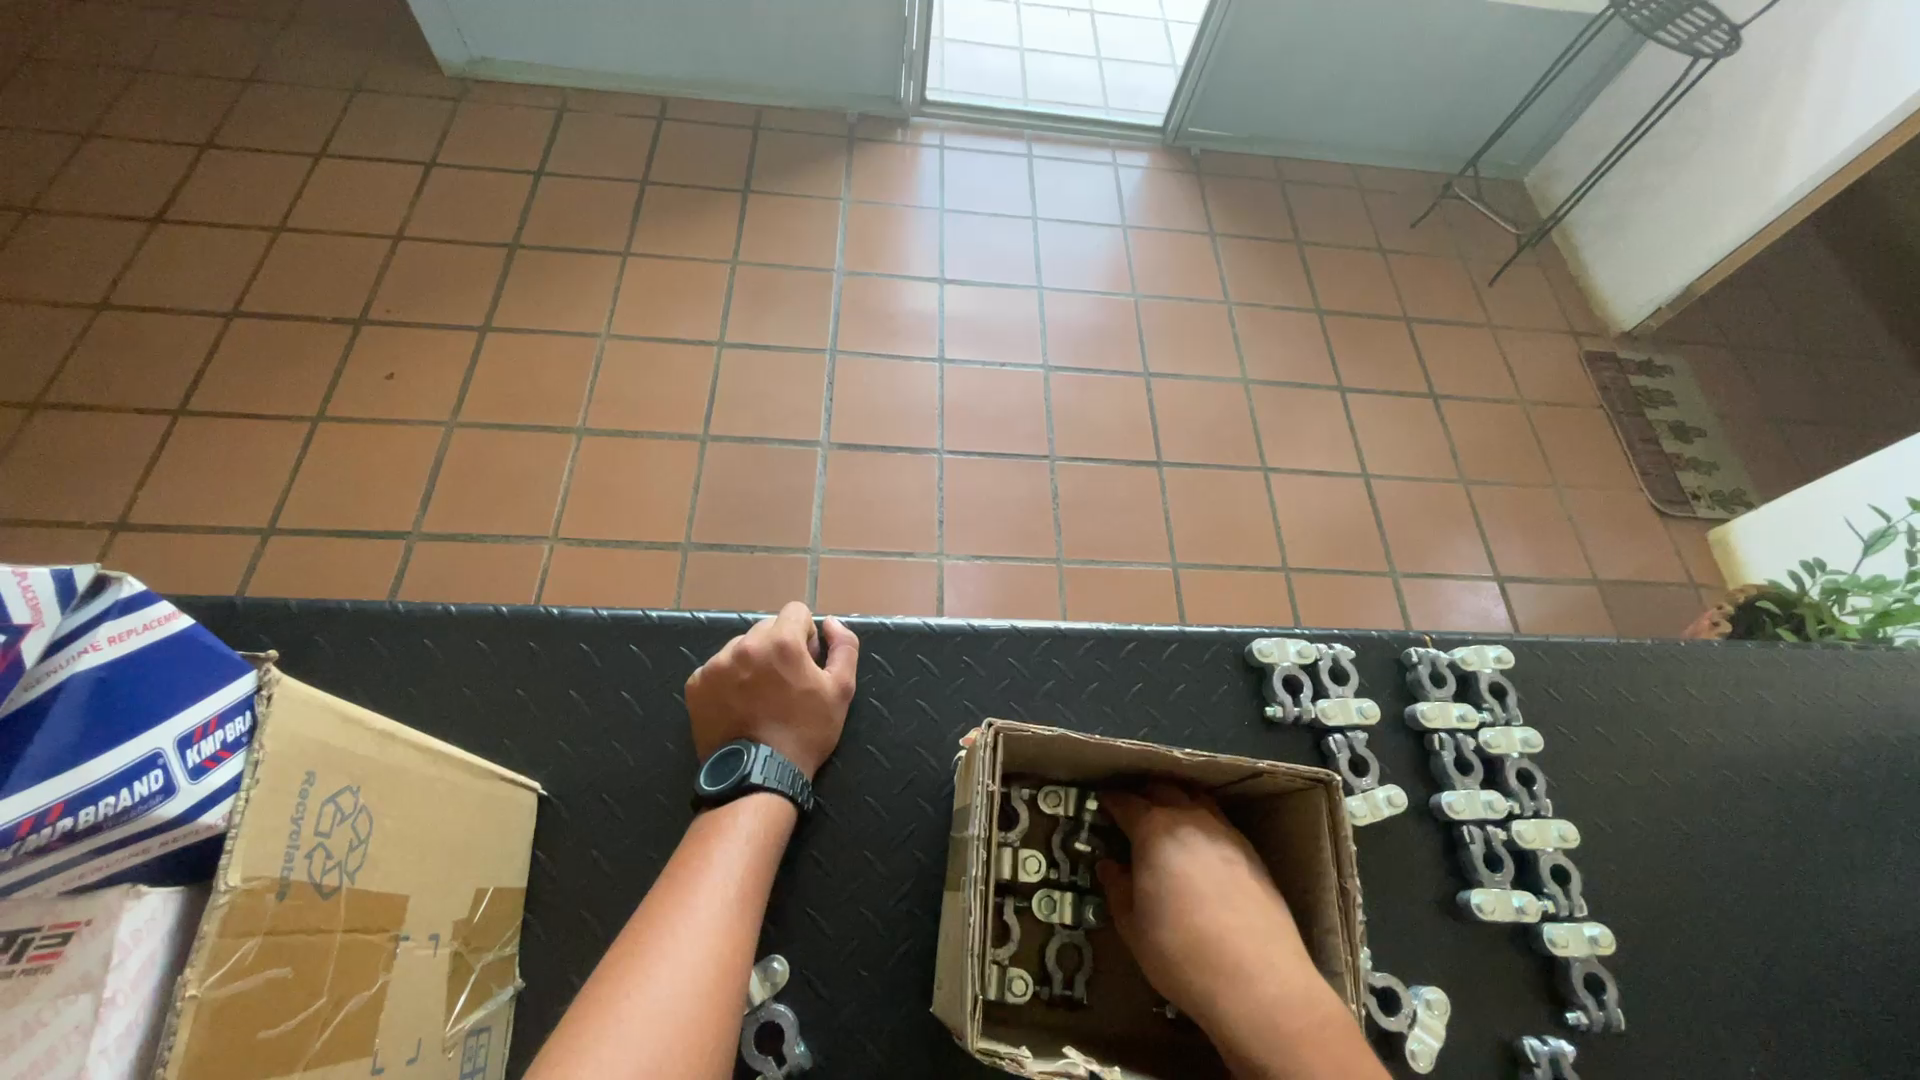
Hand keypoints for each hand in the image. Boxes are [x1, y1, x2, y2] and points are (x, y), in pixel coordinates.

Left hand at [685, 602, 858, 779]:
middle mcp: (744, 645)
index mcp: (781, 641)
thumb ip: (844, 646)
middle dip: (779, 647)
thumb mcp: (841, 690)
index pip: (796, 611)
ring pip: (741, 647)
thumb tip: (829, 622)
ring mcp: (716, 665)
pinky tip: (739, 706)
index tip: (806, 662)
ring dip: (753, 662)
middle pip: (767, 628)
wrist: (759, 774)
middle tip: (785, 683)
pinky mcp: (696, 684)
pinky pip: (717, 669)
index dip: (806, 634)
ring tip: (760, 697)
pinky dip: (729, 681)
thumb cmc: (806, 732)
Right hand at [1097, 783, 1320, 1036]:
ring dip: (1176, 800)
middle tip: (1130, 809)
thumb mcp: (1132, 926)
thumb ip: (1117, 888)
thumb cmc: (1181, 955)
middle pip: (1163, 789)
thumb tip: (1108, 865)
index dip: (1109, 800)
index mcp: (1154, 831)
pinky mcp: (1251, 853)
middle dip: (1143, 793)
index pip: (1125, 802)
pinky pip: (1219, 821)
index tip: (1101, 802)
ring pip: (1196, 799)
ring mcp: (1225, 833)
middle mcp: (1190, 820)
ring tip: (1165, 818)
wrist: (1259, 983)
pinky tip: (1199, 847)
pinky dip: (1201, 821)